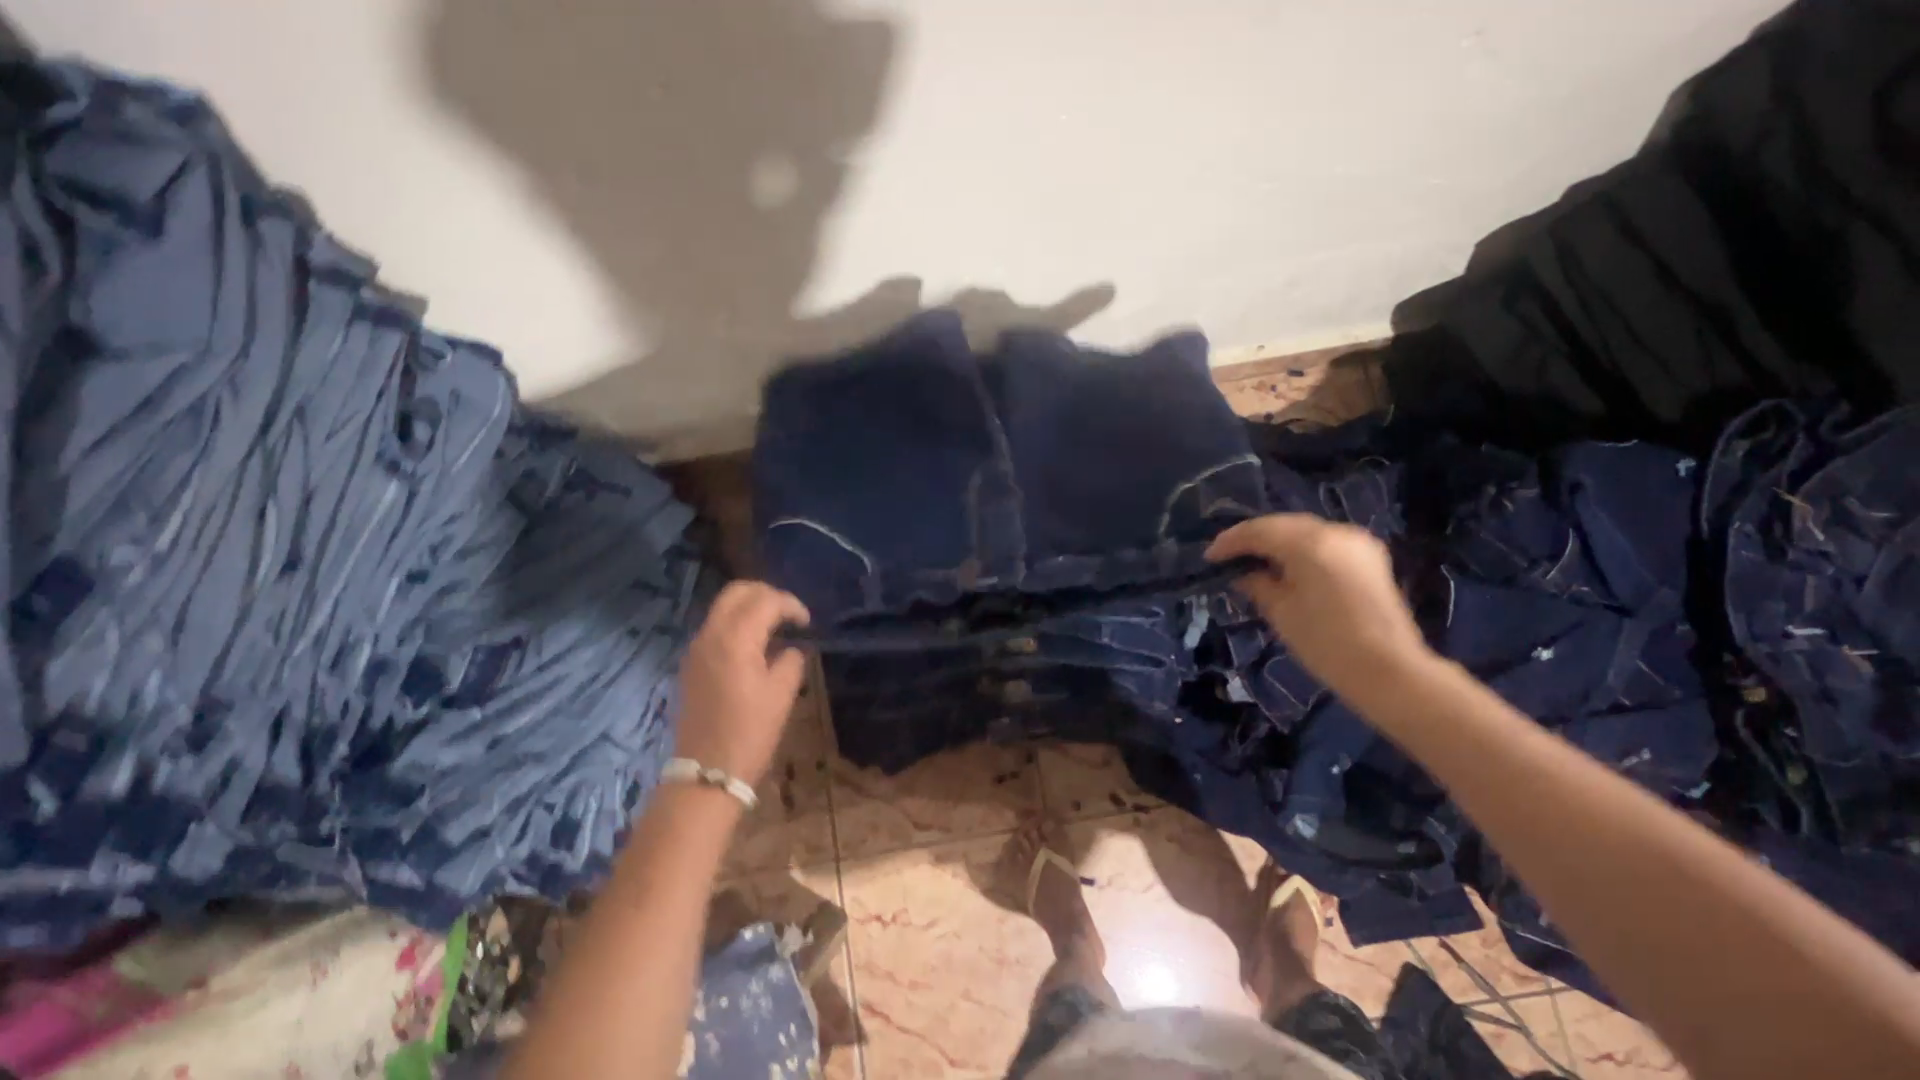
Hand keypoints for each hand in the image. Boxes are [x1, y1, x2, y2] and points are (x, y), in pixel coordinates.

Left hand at [674, 581, 810, 788]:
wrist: (706, 773)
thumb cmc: (749, 733)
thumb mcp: (782, 696)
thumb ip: (791, 662)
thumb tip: (792, 649)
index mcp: (734, 639)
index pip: (765, 601)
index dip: (791, 605)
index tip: (807, 623)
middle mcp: (710, 635)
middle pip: (736, 593)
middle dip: (766, 595)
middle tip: (789, 614)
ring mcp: (695, 649)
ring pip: (723, 609)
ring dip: (750, 609)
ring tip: (775, 629)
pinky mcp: (691, 665)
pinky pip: (715, 629)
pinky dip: (736, 625)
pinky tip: (755, 648)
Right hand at [1207, 514, 1431, 691]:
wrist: (1389, 671)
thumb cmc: (1326, 644)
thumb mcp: (1281, 613)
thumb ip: (1258, 584)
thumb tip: (1243, 573)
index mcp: (1311, 543)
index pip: (1260, 531)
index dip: (1231, 542)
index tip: (1209, 558)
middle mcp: (1336, 531)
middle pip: (1285, 524)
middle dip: (1255, 538)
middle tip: (1229, 556)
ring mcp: (1358, 542)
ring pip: (1307, 531)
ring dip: (1279, 541)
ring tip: (1255, 561)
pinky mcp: (1370, 557)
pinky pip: (1327, 542)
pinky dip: (1303, 549)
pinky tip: (1288, 566)